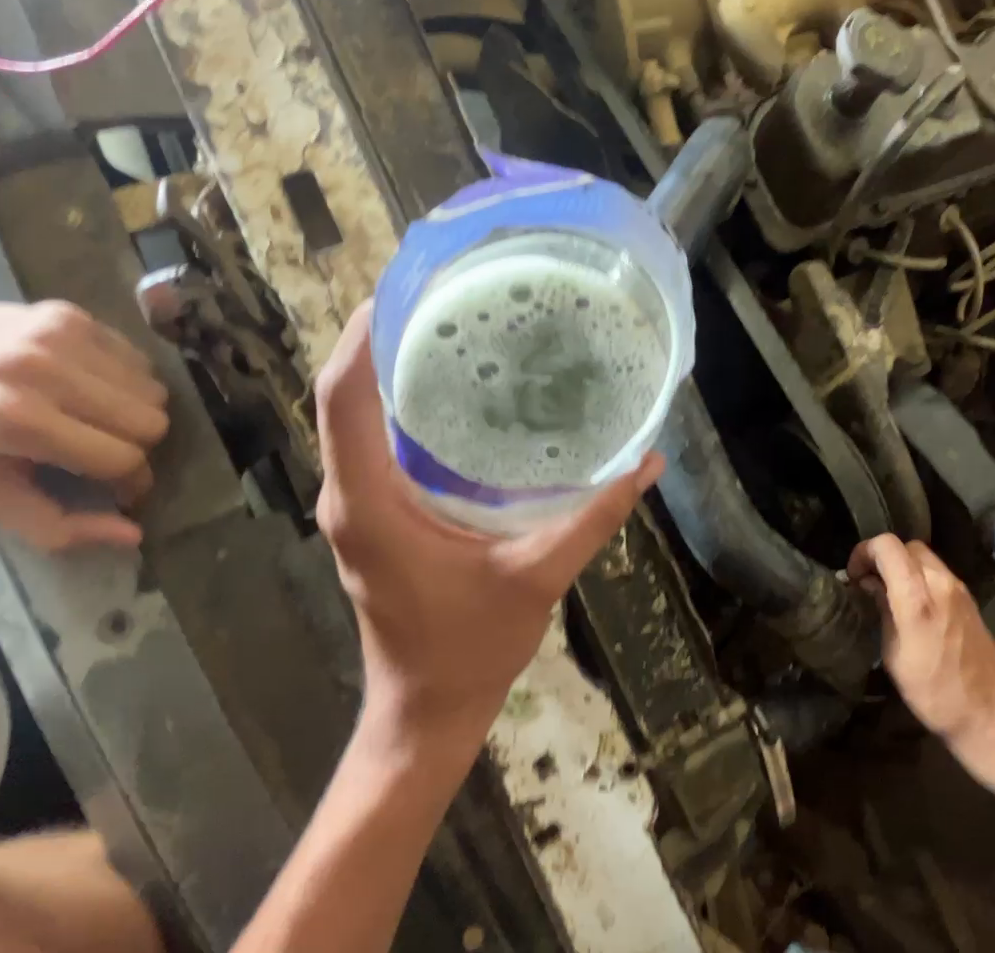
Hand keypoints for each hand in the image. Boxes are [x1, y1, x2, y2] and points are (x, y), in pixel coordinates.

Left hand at [0, 300, 167, 548]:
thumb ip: (56, 524)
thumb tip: (132, 534)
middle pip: (151, 423)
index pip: (122, 459)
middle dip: (136, 445)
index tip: (114, 486)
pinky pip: (138, 360)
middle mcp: (42, 373)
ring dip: (136, 412)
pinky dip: (127, 380)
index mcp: (13, 422)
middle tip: (104, 448)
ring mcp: (60, 337)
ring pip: (155, 391)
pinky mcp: (70, 314)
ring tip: (97, 416)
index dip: (127, 481)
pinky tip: (90, 386)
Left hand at [314, 302, 663, 742]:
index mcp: (370, 502)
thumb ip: (595, 517)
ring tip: (456, 325)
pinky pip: (378, 443)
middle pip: (346, 394)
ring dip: (393, 368)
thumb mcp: (540, 575)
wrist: (428, 708)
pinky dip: (407, 406)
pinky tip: (461, 393)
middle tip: (447, 292)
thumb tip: (649, 462)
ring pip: (358, 417)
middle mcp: (351, 494)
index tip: (405, 286)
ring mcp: (360, 506)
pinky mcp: (378, 517)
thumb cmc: (471, 646)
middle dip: (382, 335)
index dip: (364, 334)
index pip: (345, 397)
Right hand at [848, 535, 994, 777]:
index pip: (888, 546)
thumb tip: (870, 585)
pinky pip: (937, 572)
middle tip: (868, 583)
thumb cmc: (934, 693)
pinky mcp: (968, 597)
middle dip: (883, 557)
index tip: (853, 576)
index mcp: (918, 597)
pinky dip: (919, 576)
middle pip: (906, 546)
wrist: (989, 711)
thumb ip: (882, 611)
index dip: (864, 551)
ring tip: (887, 593)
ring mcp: (958, 588)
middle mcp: (941, 582)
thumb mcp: (894, 656)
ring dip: (902, 566)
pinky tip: (911, 603)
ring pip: (923, 556)